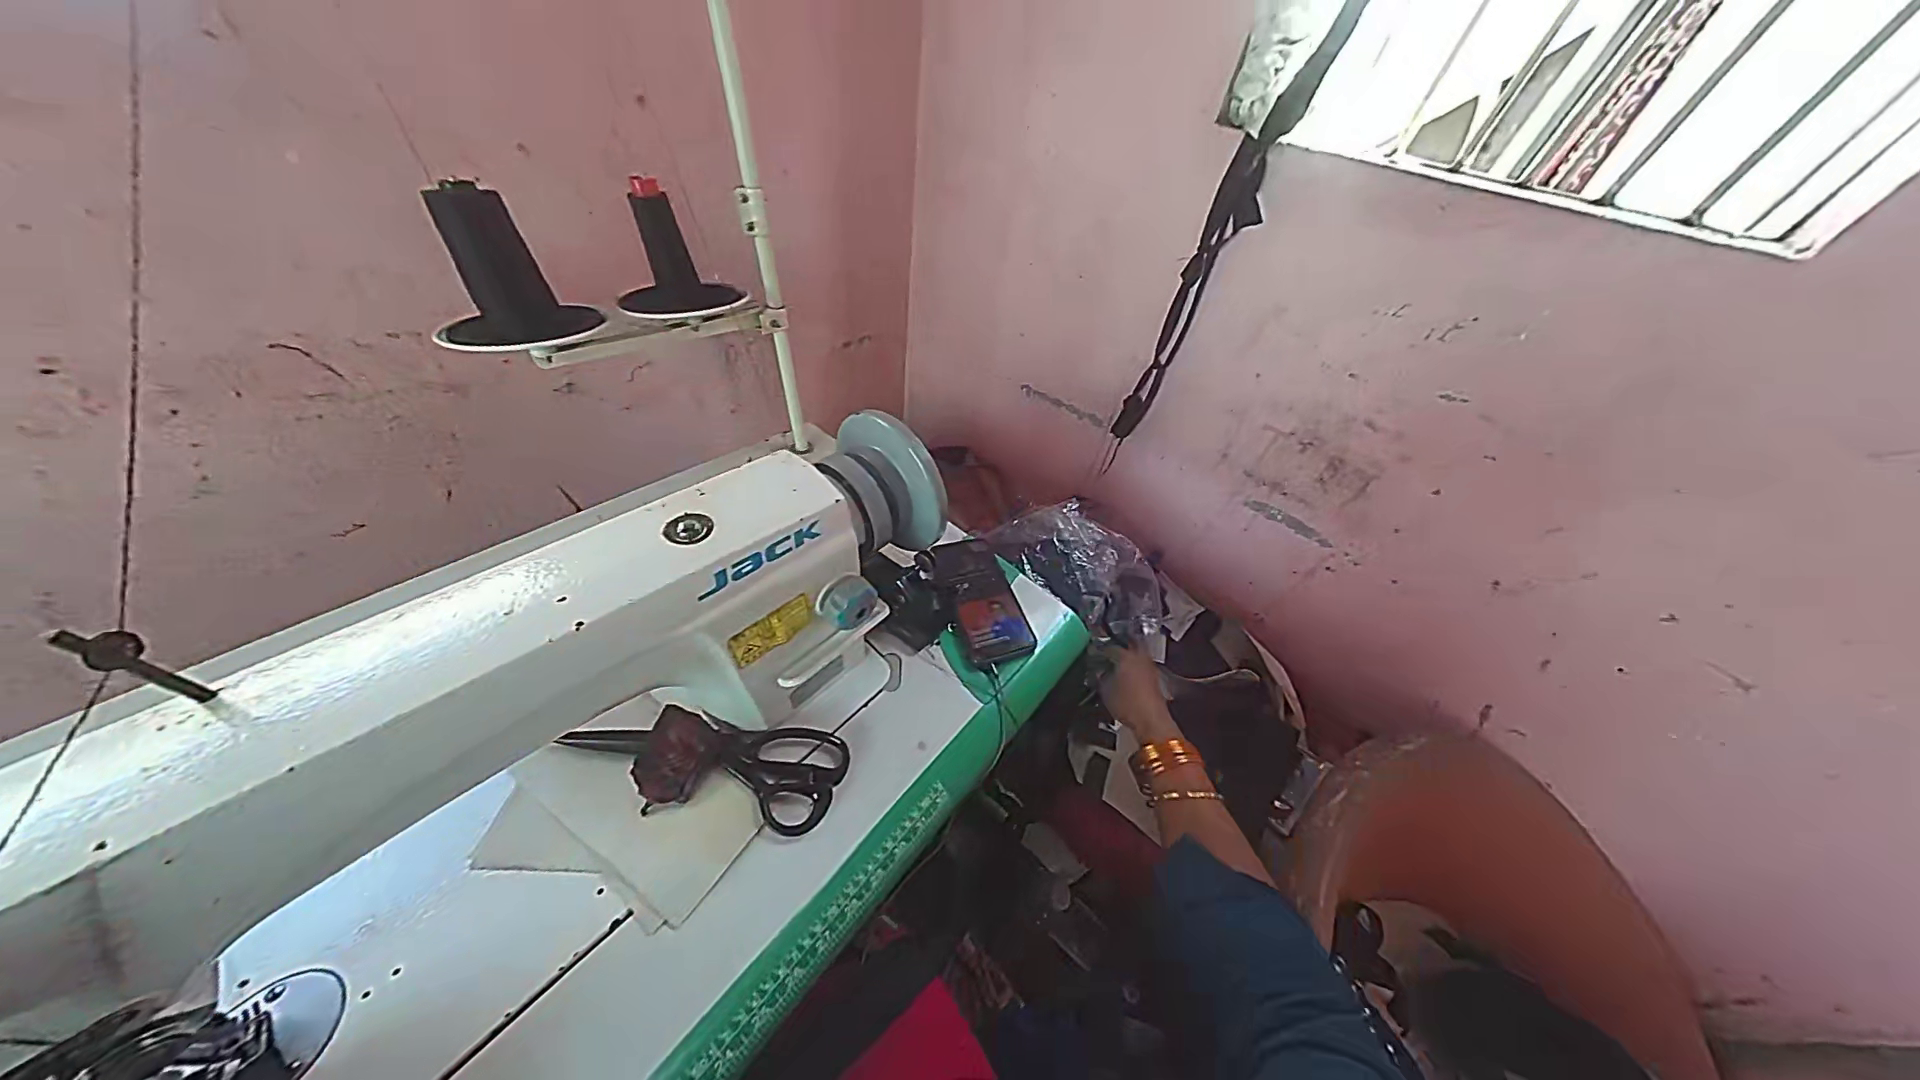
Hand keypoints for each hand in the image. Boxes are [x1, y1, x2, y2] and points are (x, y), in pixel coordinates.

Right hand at [1094, 644, 1178, 741]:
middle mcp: (1139, 656)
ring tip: (1115, 662)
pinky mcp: (1155, 677)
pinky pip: (1141, 663)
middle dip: (1117, 645)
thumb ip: (1100, 676)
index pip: (1109, 646)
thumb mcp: (1105, 690)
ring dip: (1127, 654)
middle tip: (1106, 650)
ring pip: (1136, 652)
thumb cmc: (1127, 704)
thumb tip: (1098, 672)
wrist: (1151, 720)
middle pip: (1127, 643)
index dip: (1099, 650)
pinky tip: (1126, 673)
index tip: (1093, 653)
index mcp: (1125, 655)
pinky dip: (1133, 665)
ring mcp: (1149, 666)